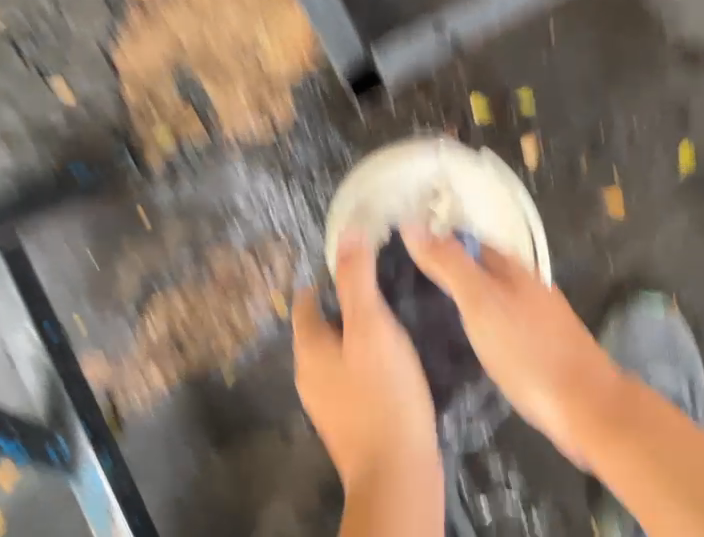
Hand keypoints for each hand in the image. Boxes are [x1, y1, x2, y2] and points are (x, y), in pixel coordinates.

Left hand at [292, 237, 441, 489]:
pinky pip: (353, 380)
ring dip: (357, 336)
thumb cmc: (382, 393)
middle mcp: (309, 375)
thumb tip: (347, 228)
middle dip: (344, 305)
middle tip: (380, 287)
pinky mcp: (350, 424)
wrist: (397, 475)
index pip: (306, 299)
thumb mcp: (371, 325)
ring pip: (337, 354)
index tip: (356, 261)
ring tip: (390, 321)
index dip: (327, 277)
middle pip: (321, 327)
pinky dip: (367, 364)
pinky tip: (393, 365)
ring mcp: (327, 404)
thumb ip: (357, 277)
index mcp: (308, 347)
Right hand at [401, 226, 623, 461]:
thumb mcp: (480, 303)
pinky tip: (466, 330)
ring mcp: (536, 312)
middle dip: (448, 260)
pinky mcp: (540, 342)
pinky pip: (500, 314)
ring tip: (427, 297)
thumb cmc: (527, 351)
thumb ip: (448, 264)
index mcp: (511, 265)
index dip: (435, 233)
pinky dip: (479, 313)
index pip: (465, 235)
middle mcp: (525, 281)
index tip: (400, 238)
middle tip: (405, 268)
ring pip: (491, 289)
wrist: (586, 407)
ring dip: (464, 288)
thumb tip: (411, 222)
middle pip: (480, 261)